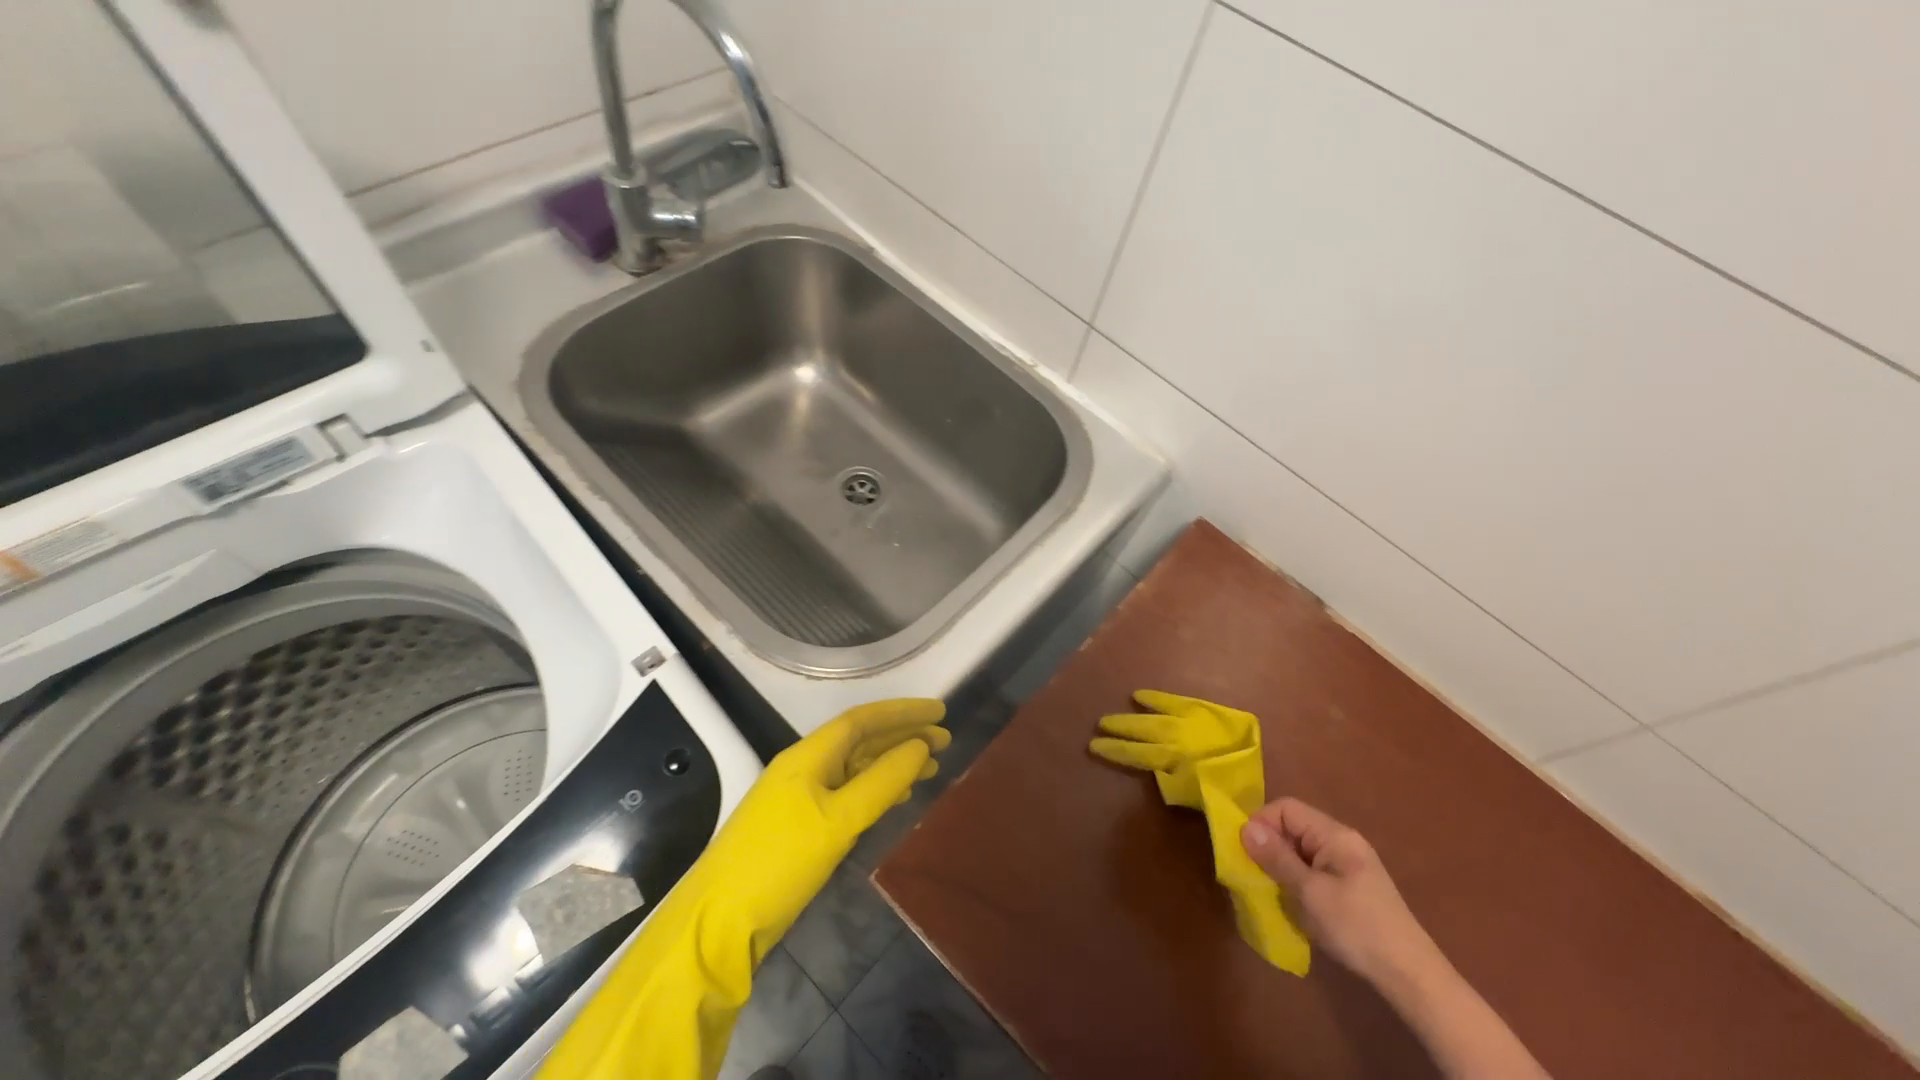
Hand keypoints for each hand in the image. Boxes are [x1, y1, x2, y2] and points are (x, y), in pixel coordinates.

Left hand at [725, 698, 950, 935]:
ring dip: (893, 763)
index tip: (941, 712)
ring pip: (856, 768)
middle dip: (902, 736)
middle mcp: (804, 769)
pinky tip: (899, 799)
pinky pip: (849, 795)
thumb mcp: (838, 821)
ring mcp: (800, 799)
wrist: (721, 921)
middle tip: (946, 741)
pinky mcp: (802, 828)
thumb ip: (881, 782)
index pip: (861, 720)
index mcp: (807, 757)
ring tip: (932, 767)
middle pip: (860, 740)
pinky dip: (878, 790)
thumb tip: (920, 748)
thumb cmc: (780, 863)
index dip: (902, 713)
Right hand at [1090, 690, 1259, 808]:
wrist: (1262, 780)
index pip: (1139, 754)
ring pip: (1157, 716)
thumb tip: (1157, 770)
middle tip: (1099, 725)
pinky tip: (1142, 695)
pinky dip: (1159, 698)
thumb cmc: (1232, 797)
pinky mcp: (1207, 711)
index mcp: (1178, 762)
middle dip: (1121, 729)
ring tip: (1114, 714)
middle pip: (1145, 730)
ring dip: (1135, 715)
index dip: (1116, 750)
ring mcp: (1194, 721)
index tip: (1094, 745)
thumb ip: (1176, 783)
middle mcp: (1182, 738)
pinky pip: (1178, 701)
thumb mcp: (1199, 798)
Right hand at [1240, 797, 1435, 983]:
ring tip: (1271, 891)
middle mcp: (1342, 841)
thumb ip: (1277, 858)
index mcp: (1335, 835)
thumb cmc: (1356, 926)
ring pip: (1301, 850)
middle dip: (1269, 846)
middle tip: (1253, 875)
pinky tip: (1294, 903)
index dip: (1261, 823)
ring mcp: (1348, 864)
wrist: (1408, 972)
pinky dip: (1296, 880)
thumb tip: (1245, 827)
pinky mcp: (1350, 886)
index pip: (1286, 808)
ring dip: (1281, 866)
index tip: (1245, 853)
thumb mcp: (1310, 892)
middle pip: (1293, 827)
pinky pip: (1313, 869)